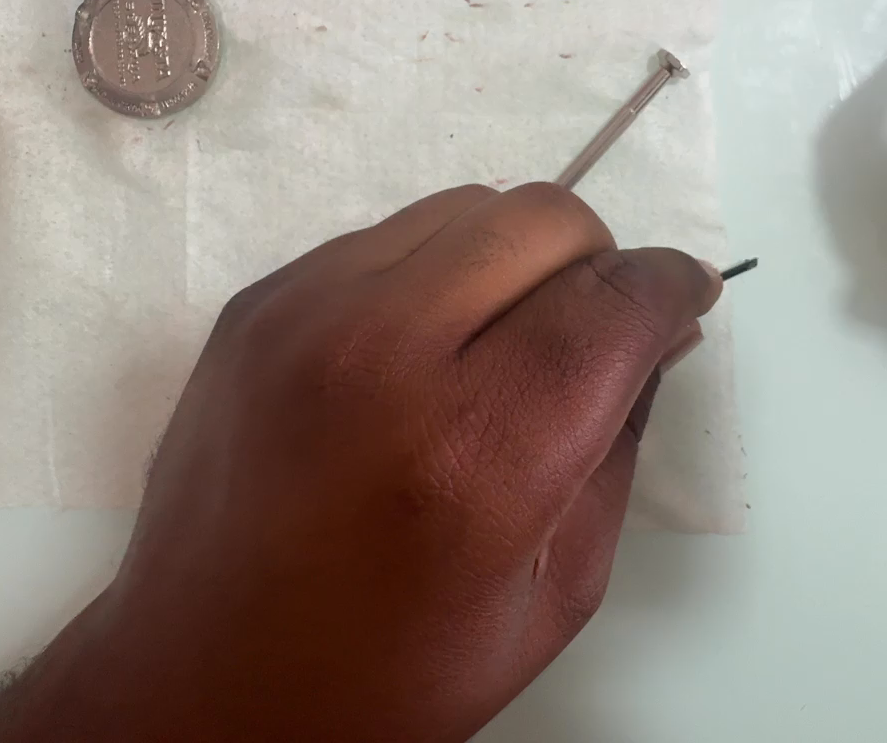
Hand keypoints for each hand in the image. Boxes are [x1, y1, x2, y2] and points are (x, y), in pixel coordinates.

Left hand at [0, 183, 719, 742]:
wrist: (199, 682)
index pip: (611, 305)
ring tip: (501, 333)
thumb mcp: (558, 584)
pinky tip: (423, 341)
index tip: (686, 293)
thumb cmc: (396, 665)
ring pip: (471, 203)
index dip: (668, 283)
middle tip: (589, 325)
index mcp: (477, 453)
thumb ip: (622, 436)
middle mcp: (384, 354)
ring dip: (518, 253)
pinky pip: (395, 231)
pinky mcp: (261, 297)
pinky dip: (441, 265)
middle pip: (546, 219)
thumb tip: (660, 331)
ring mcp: (307, 310)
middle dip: (597, 259)